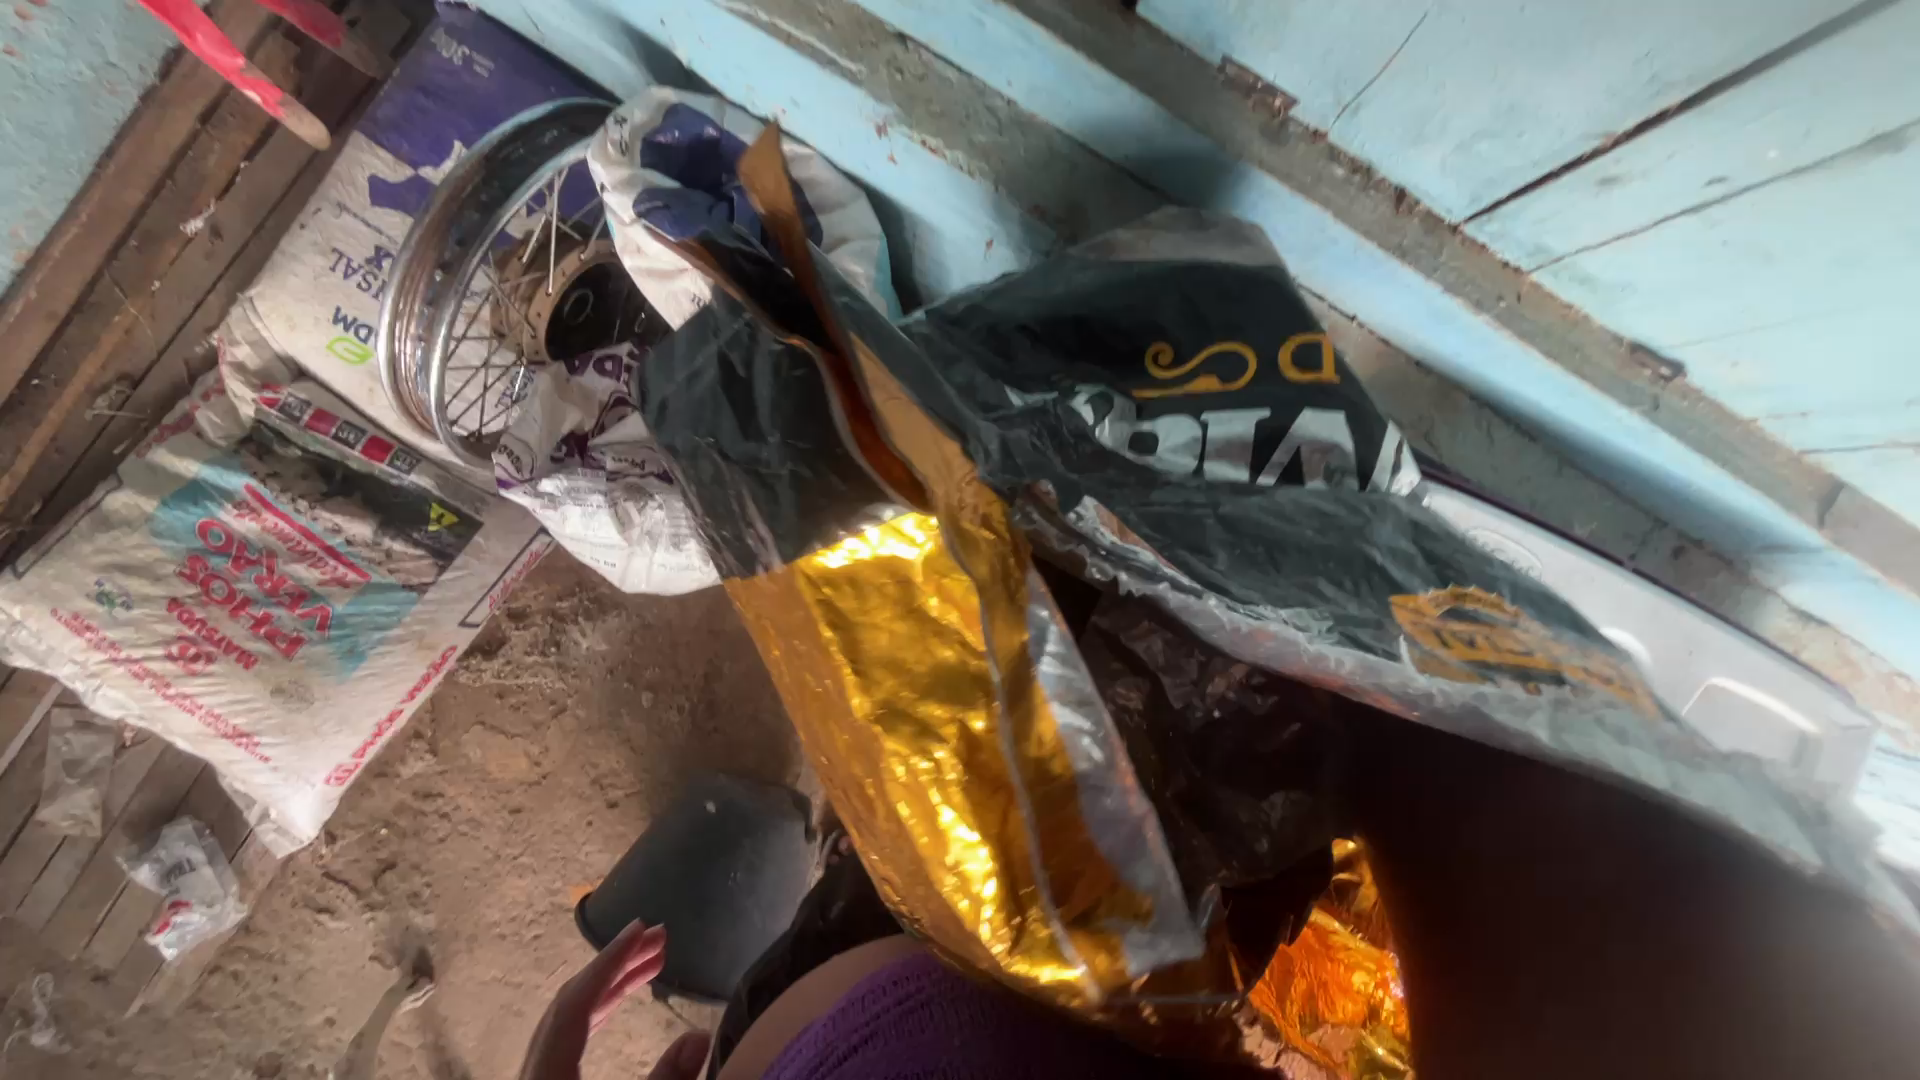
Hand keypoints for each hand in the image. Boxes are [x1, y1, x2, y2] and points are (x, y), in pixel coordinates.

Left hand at [518, 920, 712, 1079]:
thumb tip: (701, 1034)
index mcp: (547, 1075)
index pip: (575, 1005)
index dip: (609, 963)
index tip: (642, 927)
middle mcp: (535, 1071)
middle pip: (571, 1004)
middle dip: (616, 964)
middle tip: (660, 936)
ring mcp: (539, 1076)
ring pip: (570, 1019)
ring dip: (612, 984)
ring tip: (654, 959)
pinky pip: (569, 1034)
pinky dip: (600, 1007)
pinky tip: (622, 996)